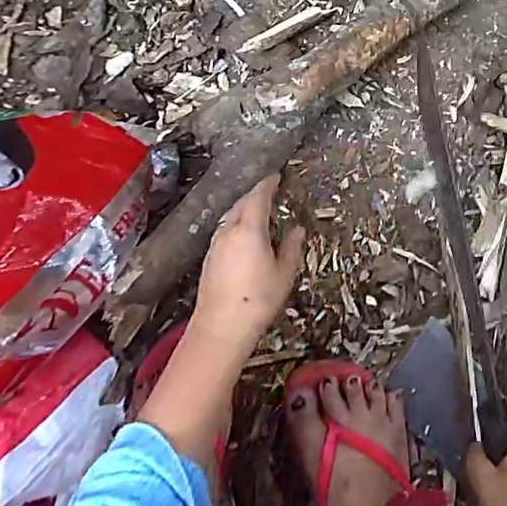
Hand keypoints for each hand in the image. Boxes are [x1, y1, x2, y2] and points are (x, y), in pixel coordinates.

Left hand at [191, 173, 304, 354]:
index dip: (267, 184)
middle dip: (255, 195)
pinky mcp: (208, 260)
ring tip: (259, 214)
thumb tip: (297, 230)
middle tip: (270, 193)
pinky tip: (245, 237)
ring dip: (244, 210)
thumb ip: (292, 247)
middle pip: (241, 204)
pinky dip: (236, 226)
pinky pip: (224, 232)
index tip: (276, 176)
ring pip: (230, 218)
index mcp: (249, 229)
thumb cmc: (258, 299)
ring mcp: (215, 246)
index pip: (258, 197)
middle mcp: (228, 231)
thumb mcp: (284, 273)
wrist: (220, 329)